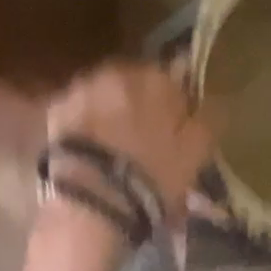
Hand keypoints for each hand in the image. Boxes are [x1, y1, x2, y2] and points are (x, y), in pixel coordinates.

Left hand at [47, 61, 214, 219]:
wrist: (94, 199)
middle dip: (139, 104)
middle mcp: (117, 72)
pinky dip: (84, 124)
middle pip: (135, 84)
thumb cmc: (153, 176)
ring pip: (104, 95)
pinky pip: (77, 111)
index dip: (175, 105)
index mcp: (156, 78)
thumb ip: (208, 120)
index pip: (173, 80)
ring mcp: (82, 88)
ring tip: (112, 145)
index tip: (176, 128)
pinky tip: (88, 147)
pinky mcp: (55, 111)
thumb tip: (215, 100)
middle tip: (142, 139)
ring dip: (110, 111)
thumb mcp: (196, 153)